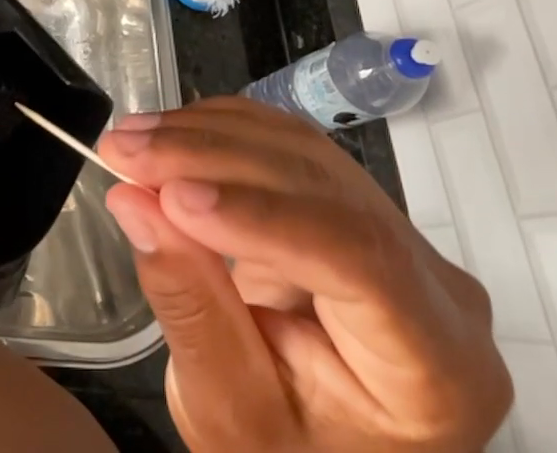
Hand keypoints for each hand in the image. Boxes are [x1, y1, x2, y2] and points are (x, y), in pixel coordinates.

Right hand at [98, 96, 510, 452]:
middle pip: (329, 190)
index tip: (171, 197)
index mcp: (435, 365)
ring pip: (305, 154)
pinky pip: (290, 152)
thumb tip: (135, 200)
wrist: (313, 452)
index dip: (263, 216)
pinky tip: (166, 135)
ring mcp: (397, 240)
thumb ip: (189, 307)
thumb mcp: (229, 411)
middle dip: (213, 158)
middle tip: (121, 148)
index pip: (360, 261)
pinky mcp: (351, 213)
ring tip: (129, 138)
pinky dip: (220, 134)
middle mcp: (435, 286)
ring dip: (207, 135)